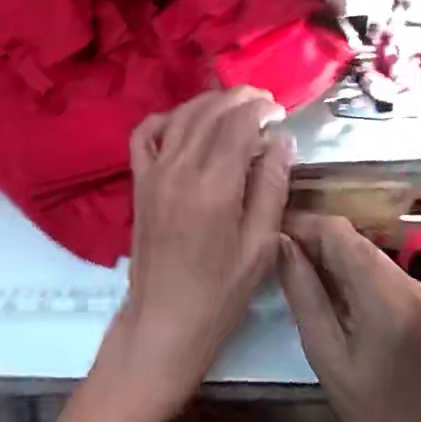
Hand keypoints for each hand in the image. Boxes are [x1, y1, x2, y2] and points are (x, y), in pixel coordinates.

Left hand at [97, 88, 290, 412]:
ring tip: (233, 104)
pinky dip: (165, 119)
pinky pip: (145, 135)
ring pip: (181, 117)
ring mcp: (154, 173)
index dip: (260, 109)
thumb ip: (271, 188)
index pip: (237, 124)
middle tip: (263, 101)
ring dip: (209, 102)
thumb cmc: (220, 293)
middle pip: (210, 113)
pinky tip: (184, 121)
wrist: (164, 322)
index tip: (279, 110)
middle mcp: (180, 169)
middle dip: (239, 99)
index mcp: (214, 186)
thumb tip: (281, 142)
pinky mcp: (139, 182)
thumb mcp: (260, 246)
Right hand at [282, 215, 420, 421]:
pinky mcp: (416, 296)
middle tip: (276, 248)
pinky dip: (346, 265)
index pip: (339, 233)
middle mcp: (406, 282)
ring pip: (363, 247)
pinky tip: (324, 282)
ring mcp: (415, 287)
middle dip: (313, 236)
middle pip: (353, 236)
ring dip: (328, 250)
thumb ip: (303, 292)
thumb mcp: (324, 352)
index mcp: (385, 297)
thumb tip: (281, 243)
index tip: (271, 229)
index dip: (303, 223)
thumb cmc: (368, 408)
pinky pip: (375, 265)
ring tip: (293, 264)